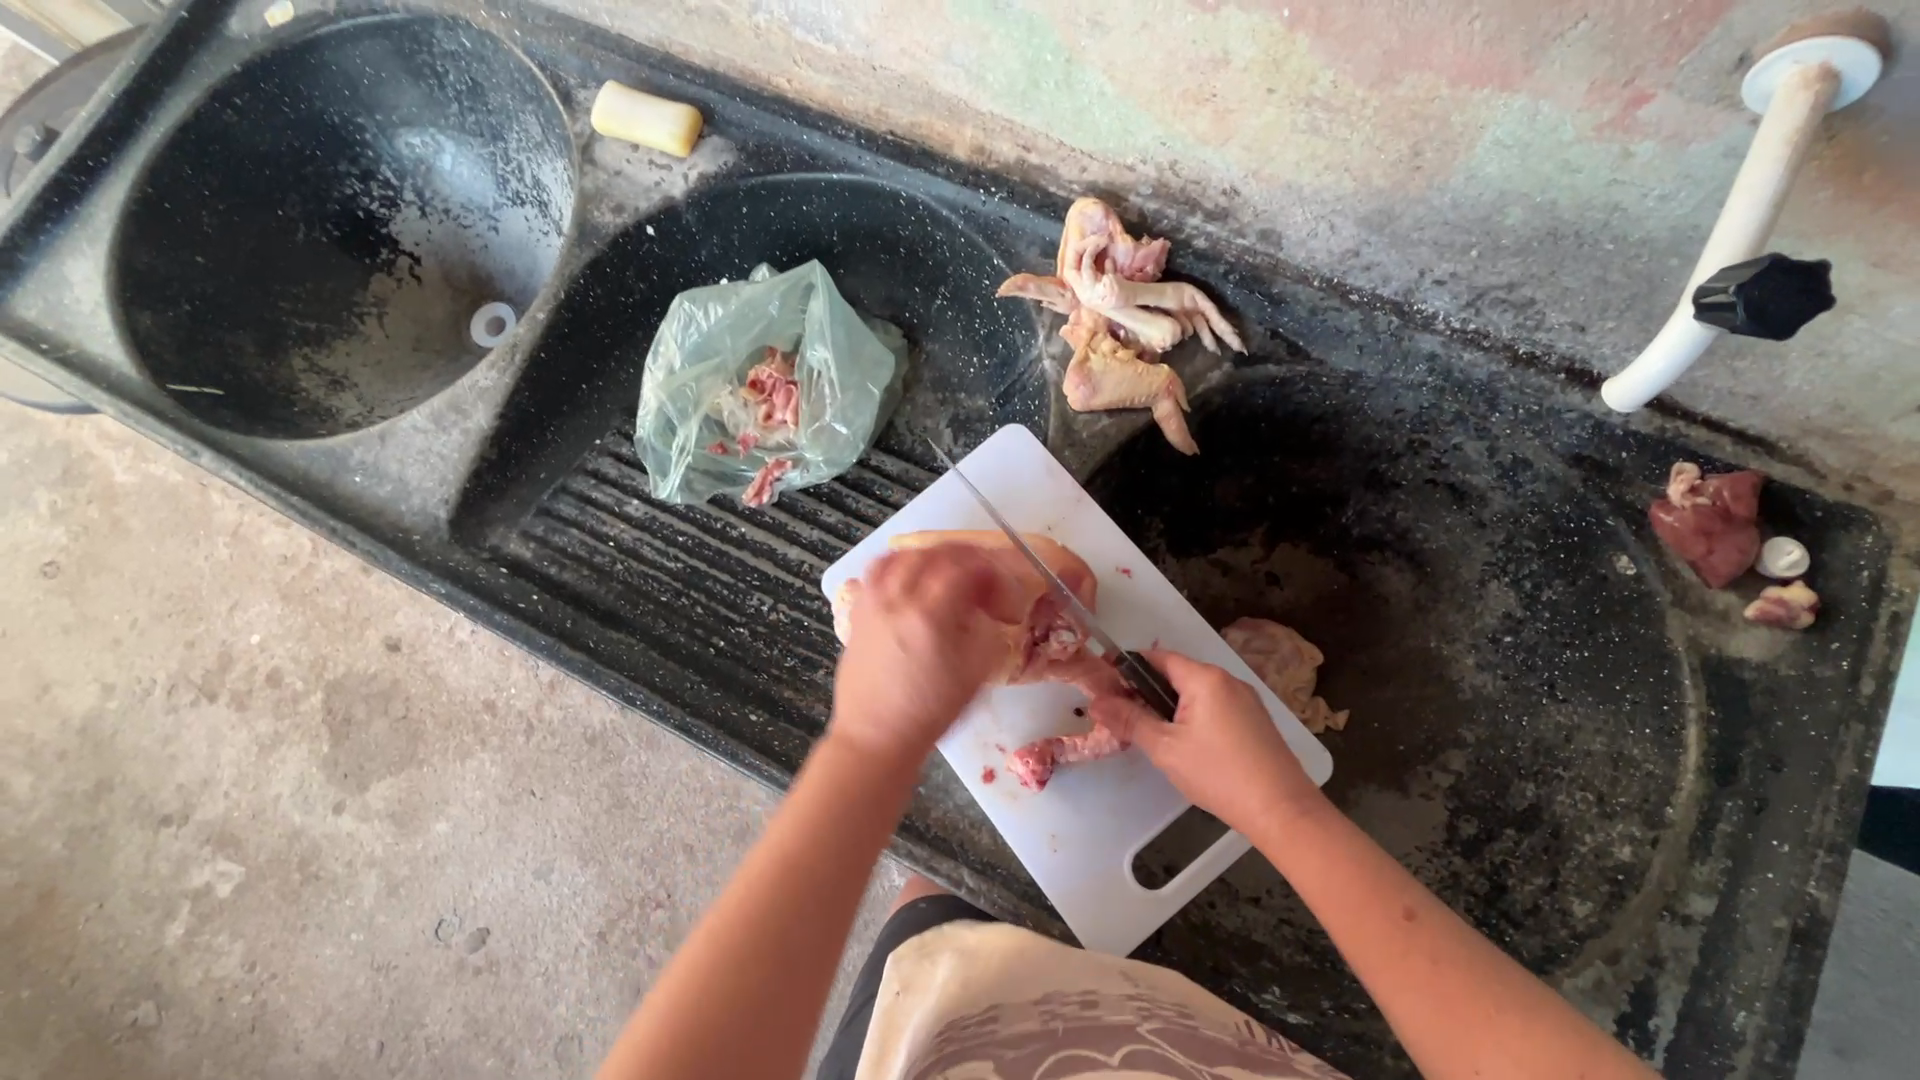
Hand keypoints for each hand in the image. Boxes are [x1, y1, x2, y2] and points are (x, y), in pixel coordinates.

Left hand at [830, 544, 1022, 767]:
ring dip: (927, 556)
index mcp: (930, 614)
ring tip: (945, 569)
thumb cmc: (931, 711)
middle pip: (931, 554)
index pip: (964, 567)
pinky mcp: (857, 614)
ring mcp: (872, 604)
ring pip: (899, 557)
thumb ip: (986, 628)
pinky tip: (909, 580)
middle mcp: (897, 599)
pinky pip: (875, 574)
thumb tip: (985, 606)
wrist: (877, 736)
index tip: (998, 587)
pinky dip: (896, 566)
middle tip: (979, 573)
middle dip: (962, 556)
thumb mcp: (976, 672)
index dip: (988, 570)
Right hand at [1091, 650, 1322, 834]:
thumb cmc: (1219, 774)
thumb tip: (1096, 702)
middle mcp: (1227, 679)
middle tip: (1122, 716)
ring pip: (1195, 692)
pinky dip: (1192, 715)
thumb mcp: (1165, 748)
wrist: (1282, 809)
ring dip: (1169, 706)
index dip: (1128, 668)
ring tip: (1149, 732)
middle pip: (1177, 674)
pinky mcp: (1255, 720)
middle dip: (1146, 691)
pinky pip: (1214, 706)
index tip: (1105, 686)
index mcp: (1205, 678)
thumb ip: (1129, 720)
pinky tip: (1184, 743)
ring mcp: (1246, 699)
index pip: (1157, 657)